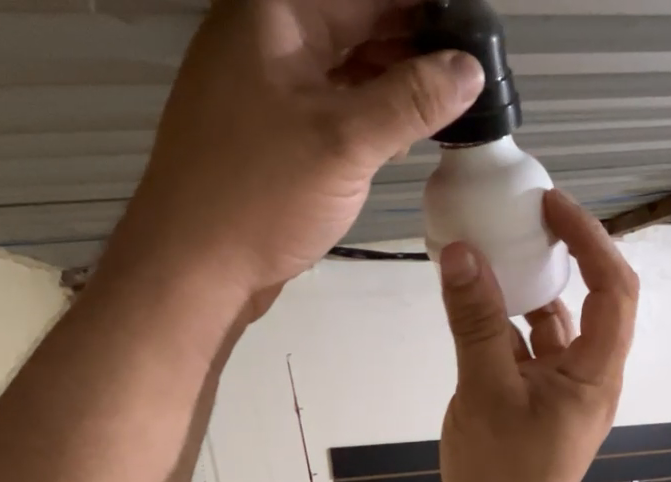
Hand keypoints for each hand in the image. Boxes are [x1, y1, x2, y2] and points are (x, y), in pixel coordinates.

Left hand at [102, 0, 484, 309]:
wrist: (193, 265)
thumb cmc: (261, 194)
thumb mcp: (347, 141)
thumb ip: (413, 99)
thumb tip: (471, 68)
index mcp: (277, 13)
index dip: (426, 7)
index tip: (477, 32)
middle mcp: (269, 34)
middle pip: (358, 17)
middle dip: (418, 40)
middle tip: (477, 72)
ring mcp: (270, 81)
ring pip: (350, 59)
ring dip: (400, 76)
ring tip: (457, 101)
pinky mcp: (276, 124)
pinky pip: (336, 97)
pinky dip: (375, 107)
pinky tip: (412, 129)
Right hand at [439, 190, 639, 481]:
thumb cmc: (503, 473)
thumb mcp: (484, 391)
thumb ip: (476, 321)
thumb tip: (462, 253)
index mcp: (595, 372)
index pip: (614, 288)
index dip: (591, 239)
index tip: (552, 206)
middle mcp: (590, 375)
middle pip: (593, 299)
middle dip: (566, 253)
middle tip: (528, 216)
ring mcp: (566, 389)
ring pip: (557, 323)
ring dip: (533, 286)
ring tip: (498, 247)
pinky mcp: (541, 400)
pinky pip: (532, 347)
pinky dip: (511, 321)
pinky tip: (479, 300)